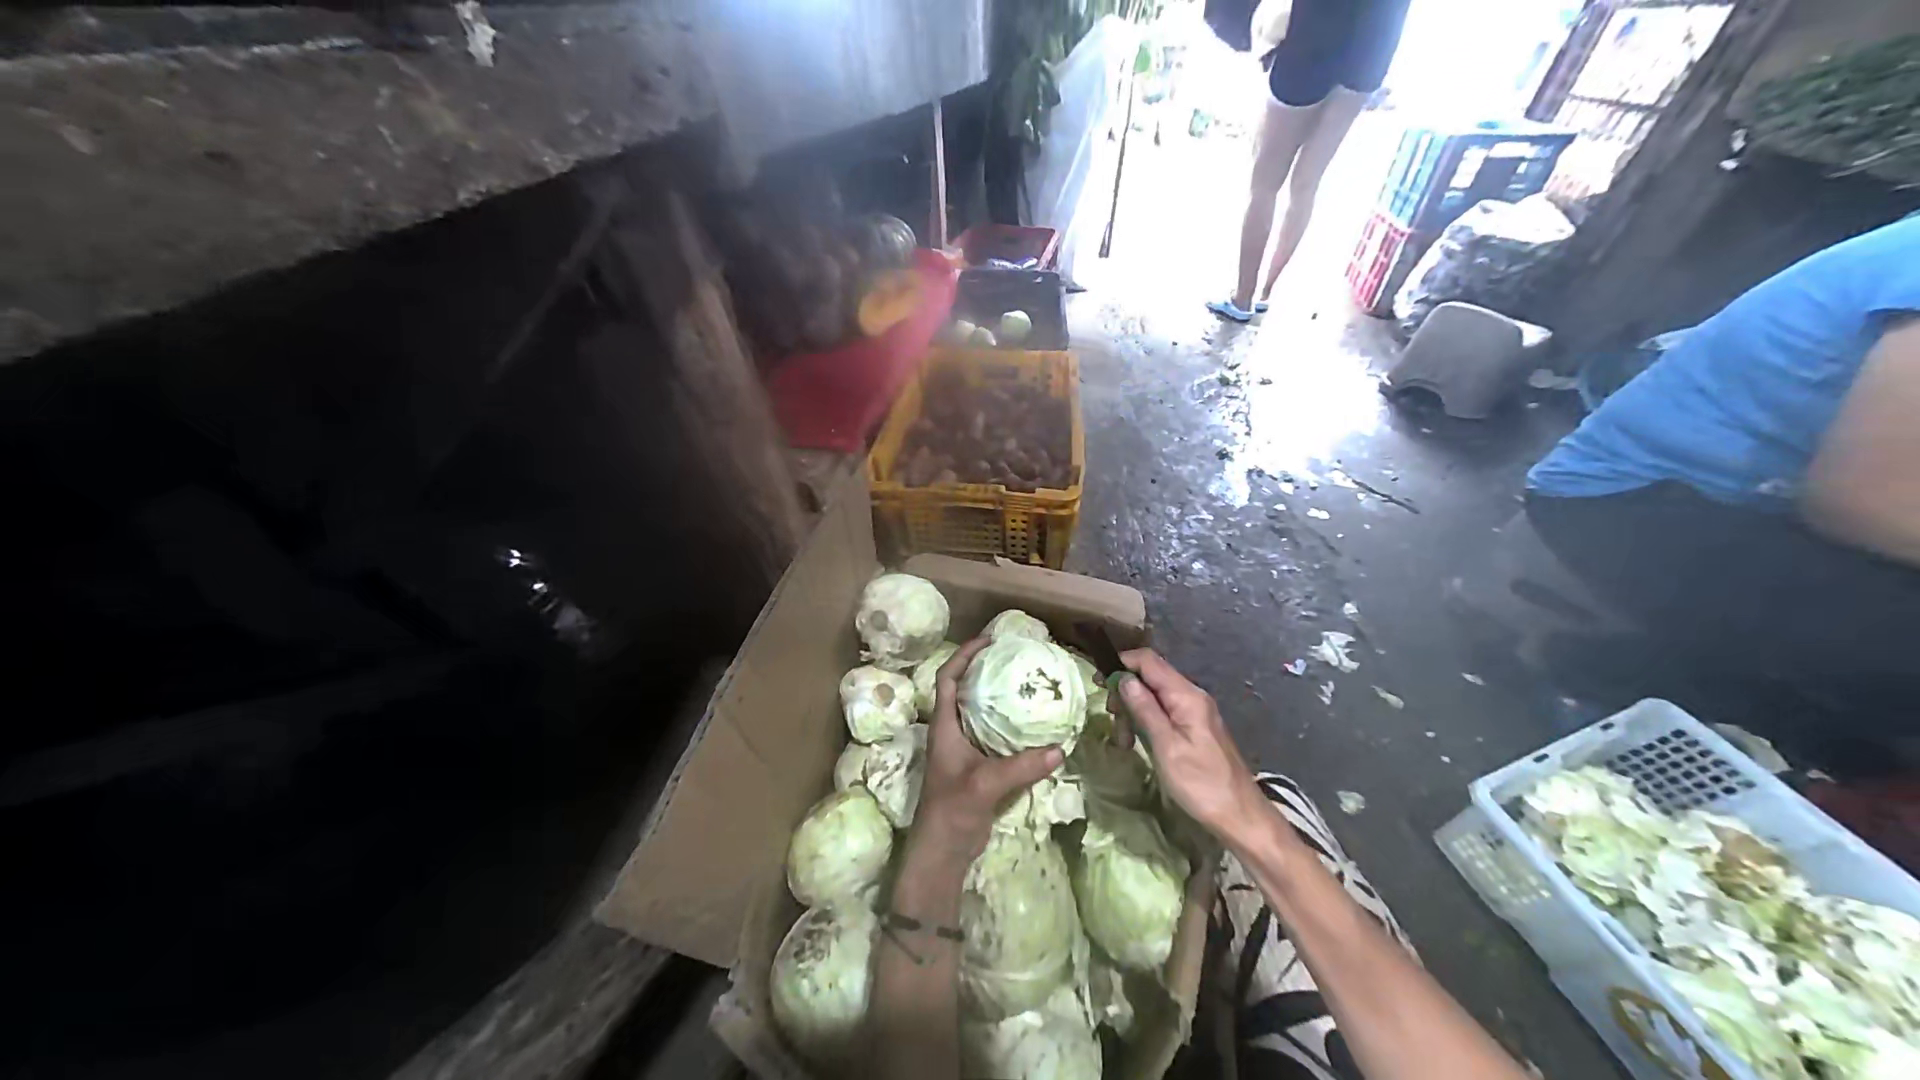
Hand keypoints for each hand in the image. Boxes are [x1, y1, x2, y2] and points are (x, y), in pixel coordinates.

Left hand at [913, 637, 1063, 861]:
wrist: (943, 851)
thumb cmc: (952, 810)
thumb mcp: (985, 784)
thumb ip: (1021, 767)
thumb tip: (1059, 750)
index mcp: (944, 726)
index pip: (947, 679)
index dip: (964, 655)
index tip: (988, 640)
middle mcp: (952, 731)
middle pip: (965, 689)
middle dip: (985, 669)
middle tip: (1015, 656)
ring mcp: (965, 749)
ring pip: (981, 711)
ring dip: (999, 695)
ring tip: (1026, 680)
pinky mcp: (978, 765)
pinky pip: (995, 734)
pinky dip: (1011, 724)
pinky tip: (1033, 722)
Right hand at [1118, 649, 1268, 848]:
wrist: (1240, 815)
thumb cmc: (1201, 783)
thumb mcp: (1166, 746)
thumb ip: (1145, 710)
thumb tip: (1124, 679)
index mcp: (1187, 696)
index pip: (1148, 660)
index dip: (1121, 664)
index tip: (1099, 683)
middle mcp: (1192, 696)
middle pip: (1150, 677)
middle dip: (1125, 693)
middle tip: (1113, 722)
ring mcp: (1195, 711)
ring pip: (1155, 696)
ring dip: (1133, 711)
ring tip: (1124, 740)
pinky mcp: (1195, 727)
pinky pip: (1164, 712)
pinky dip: (1146, 721)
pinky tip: (1138, 742)